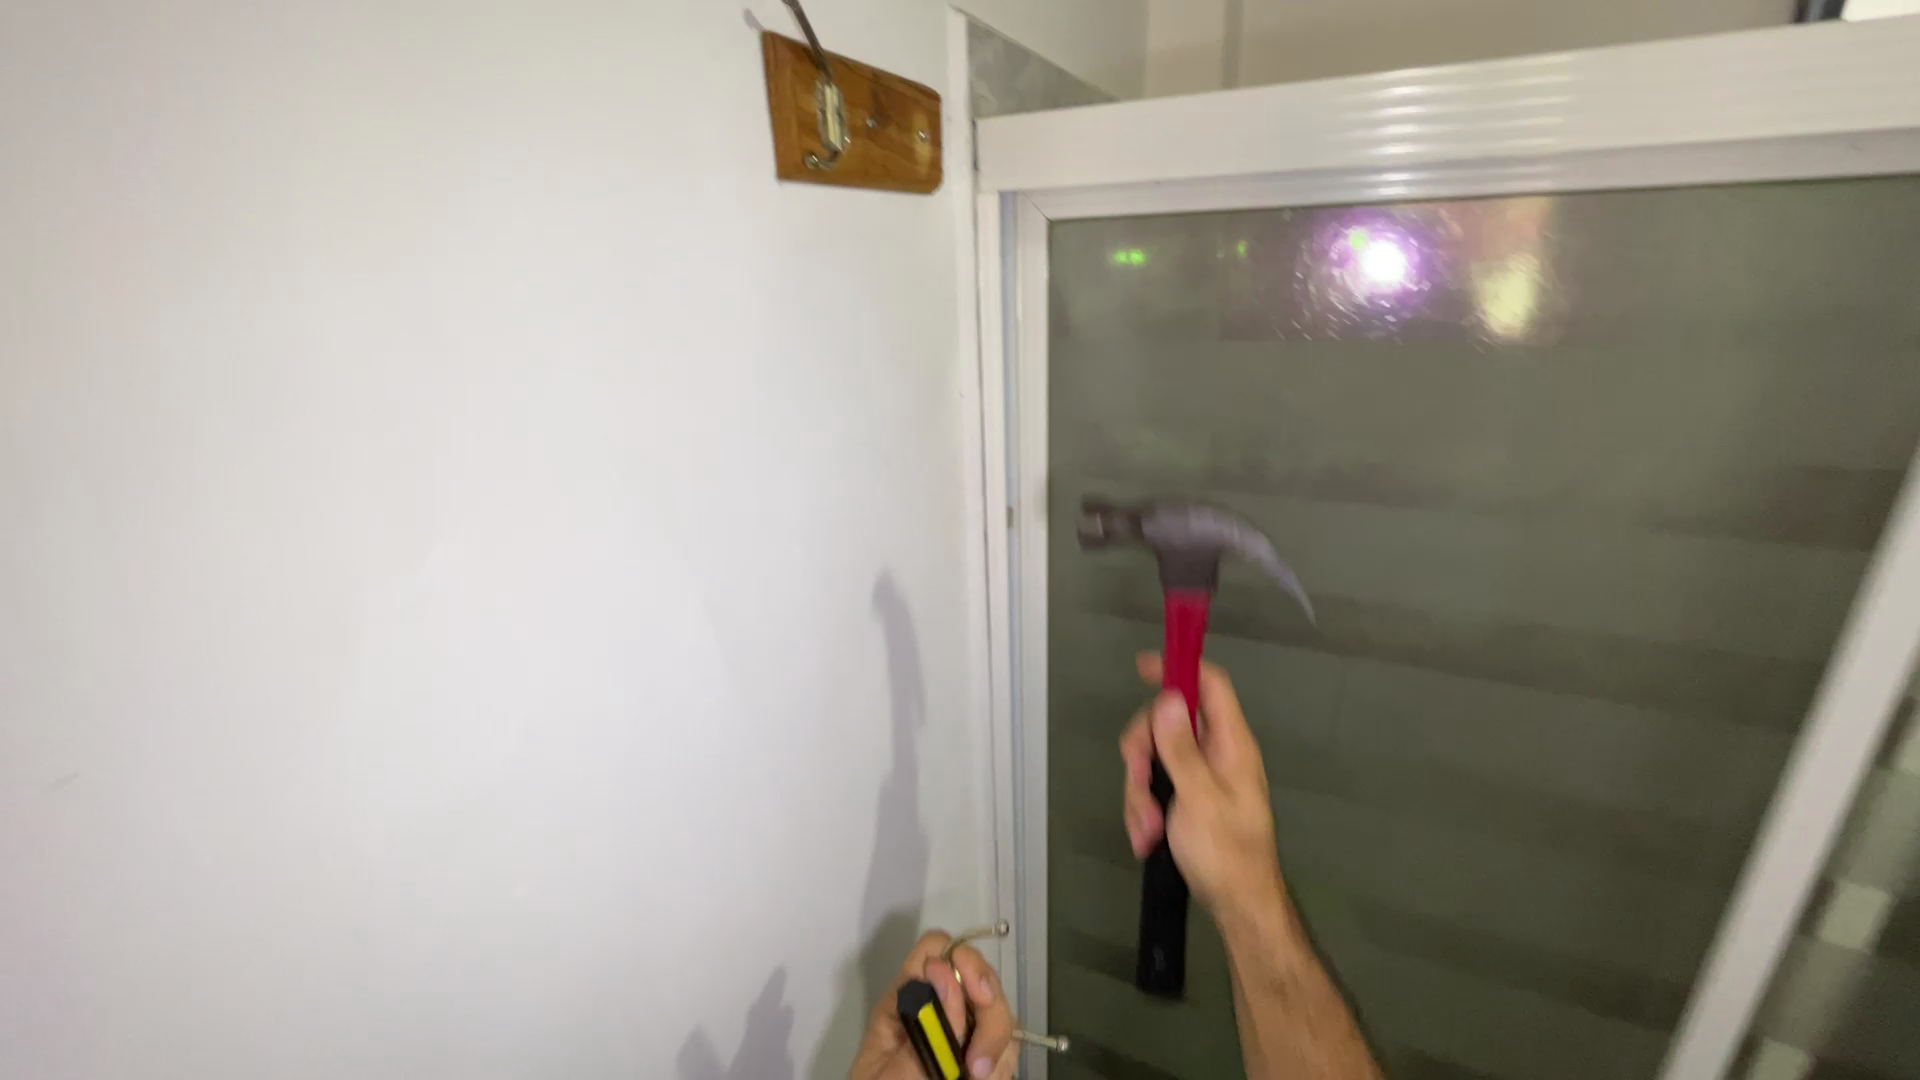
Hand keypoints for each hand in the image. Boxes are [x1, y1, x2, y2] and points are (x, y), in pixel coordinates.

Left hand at [849, 930, 1019, 1079]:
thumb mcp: (890, 1075)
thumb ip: (923, 1029)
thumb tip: (944, 971)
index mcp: (907, 1002)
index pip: (937, 948)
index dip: (959, 958)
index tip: (972, 994)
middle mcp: (937, 1010)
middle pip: (980, 977)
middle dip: (990, 1014)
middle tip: (976, 1065)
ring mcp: (961, 1036)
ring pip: (1000, 1014)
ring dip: (997, 1048)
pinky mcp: (981, 1064)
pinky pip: (1007, 1051)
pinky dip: (1001, 1068)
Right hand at [1120, 653, 1285, 927]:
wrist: (1238, 908)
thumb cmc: (1226, 852)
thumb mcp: (1198, 798)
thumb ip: (1181, 747)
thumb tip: (1168, 699)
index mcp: (1230, 744)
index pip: (1210, 685)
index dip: (1179, 668)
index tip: (1142, 667)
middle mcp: (1215, 752)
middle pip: (1166, 723)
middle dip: (1142, 754)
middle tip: (1139, 783)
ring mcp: (1200, 776)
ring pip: (1153, 757)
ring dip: (1140, 792)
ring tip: (1147, 829)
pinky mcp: (1186, 799)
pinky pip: (1155, 786)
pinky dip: (1145, 809)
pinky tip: (1147, 838)